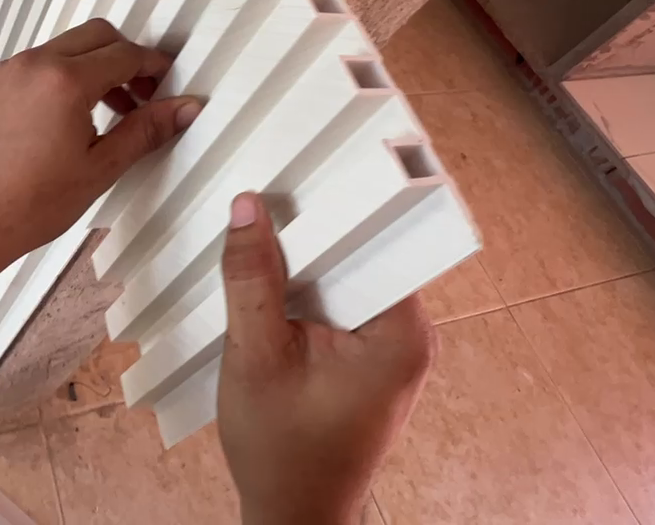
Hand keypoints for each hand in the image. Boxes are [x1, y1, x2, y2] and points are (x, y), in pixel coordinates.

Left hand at [0, 19, 203, 273]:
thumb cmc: (31, 203)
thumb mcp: (99, 168)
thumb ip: (145, 130)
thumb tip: (186, 108)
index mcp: (65, 81)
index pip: (124, 54)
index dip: (153, 65)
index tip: (167, 81)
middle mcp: (34, 63)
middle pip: (95, 35)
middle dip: (124, 56)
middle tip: (142, 94)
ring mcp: (7, 70)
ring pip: (64, 47)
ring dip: (92, 66)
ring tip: (108, 111)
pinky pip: (35, 64)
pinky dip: (60, 75)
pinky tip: (66, 117)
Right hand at [217, 193, 435, 524]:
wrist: (292, 516)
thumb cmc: (280, 448)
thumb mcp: (256, 356)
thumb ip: (252, 279)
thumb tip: (248, 204)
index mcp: (400, 330)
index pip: (379, 236)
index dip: (334, 198)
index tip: (293, 165)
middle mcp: (406, 328)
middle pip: (358, 247)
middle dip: (306, 224)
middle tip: (260, 189)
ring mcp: (387, 339)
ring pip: (340, 268)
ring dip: (298, 253)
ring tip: (256, 221)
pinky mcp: (365, 349)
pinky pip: (333, 292)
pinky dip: (300, 280)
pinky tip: (264, 267)